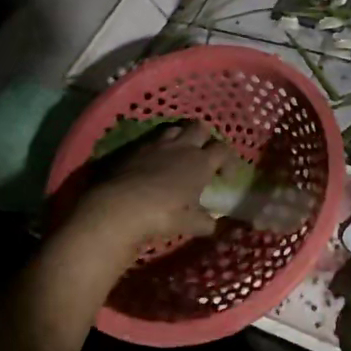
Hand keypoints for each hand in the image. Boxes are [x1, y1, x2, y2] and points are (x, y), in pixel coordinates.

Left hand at [65, 120, 230, 251]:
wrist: (121, 206)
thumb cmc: (163, 214)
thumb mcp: (189, 224)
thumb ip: (205, 222)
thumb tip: (213, 224)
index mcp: (201, 162)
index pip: (224, 150)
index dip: (229, 161)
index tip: (225, 178)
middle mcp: (183, 147)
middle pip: (201, 127)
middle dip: (206, 139)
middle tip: (204, 157)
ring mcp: (158, 145)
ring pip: (176, 128)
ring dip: (182, 137)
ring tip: (180, 155)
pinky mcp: (136, 149)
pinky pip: (153, 140)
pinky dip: (159, 148)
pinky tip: (155, 163)